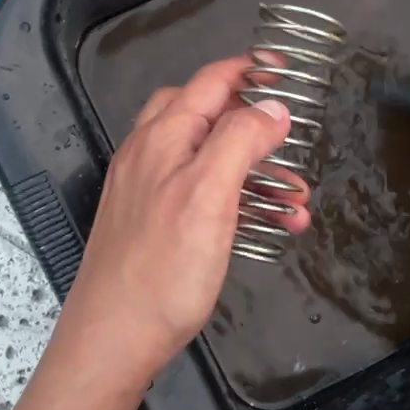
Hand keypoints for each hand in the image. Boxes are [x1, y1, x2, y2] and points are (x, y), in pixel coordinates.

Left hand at [55, 57, 309, 382]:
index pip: (210, 82)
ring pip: (208, 161)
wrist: (113, 340)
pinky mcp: (152, 224)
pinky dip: (235, 201)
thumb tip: (271, 106)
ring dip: (254, 173)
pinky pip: (201, 196)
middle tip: (292, 141)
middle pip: (206, 117)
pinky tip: (264, 226)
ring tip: (296, 200)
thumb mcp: (209, 196)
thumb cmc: (161, 272)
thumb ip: (240, 141)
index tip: (287, 68)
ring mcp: (147, 190)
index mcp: (162, 139)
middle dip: (254, 125)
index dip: (250, 70)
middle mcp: (149, 156)